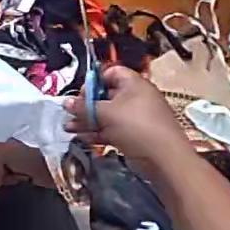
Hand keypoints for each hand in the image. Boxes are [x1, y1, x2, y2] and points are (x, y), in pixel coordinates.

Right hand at [63, 65, 196, 175]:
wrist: (163, 157)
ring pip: (107, 115)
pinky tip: (82, 137)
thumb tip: (66, 102)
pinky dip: (98, 132)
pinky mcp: (134, 135)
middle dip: (86, 105)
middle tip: (70, 113)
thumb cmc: (135, 125)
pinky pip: (112, 129)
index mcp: (133, 83)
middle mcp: (135, 97)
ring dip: (88, 121)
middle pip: (106, 95)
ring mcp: (135, 117)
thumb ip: (84, 107)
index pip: (111, 73)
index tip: (80, 94)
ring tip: (68, 128)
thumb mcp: (106, 113)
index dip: (94, 81)